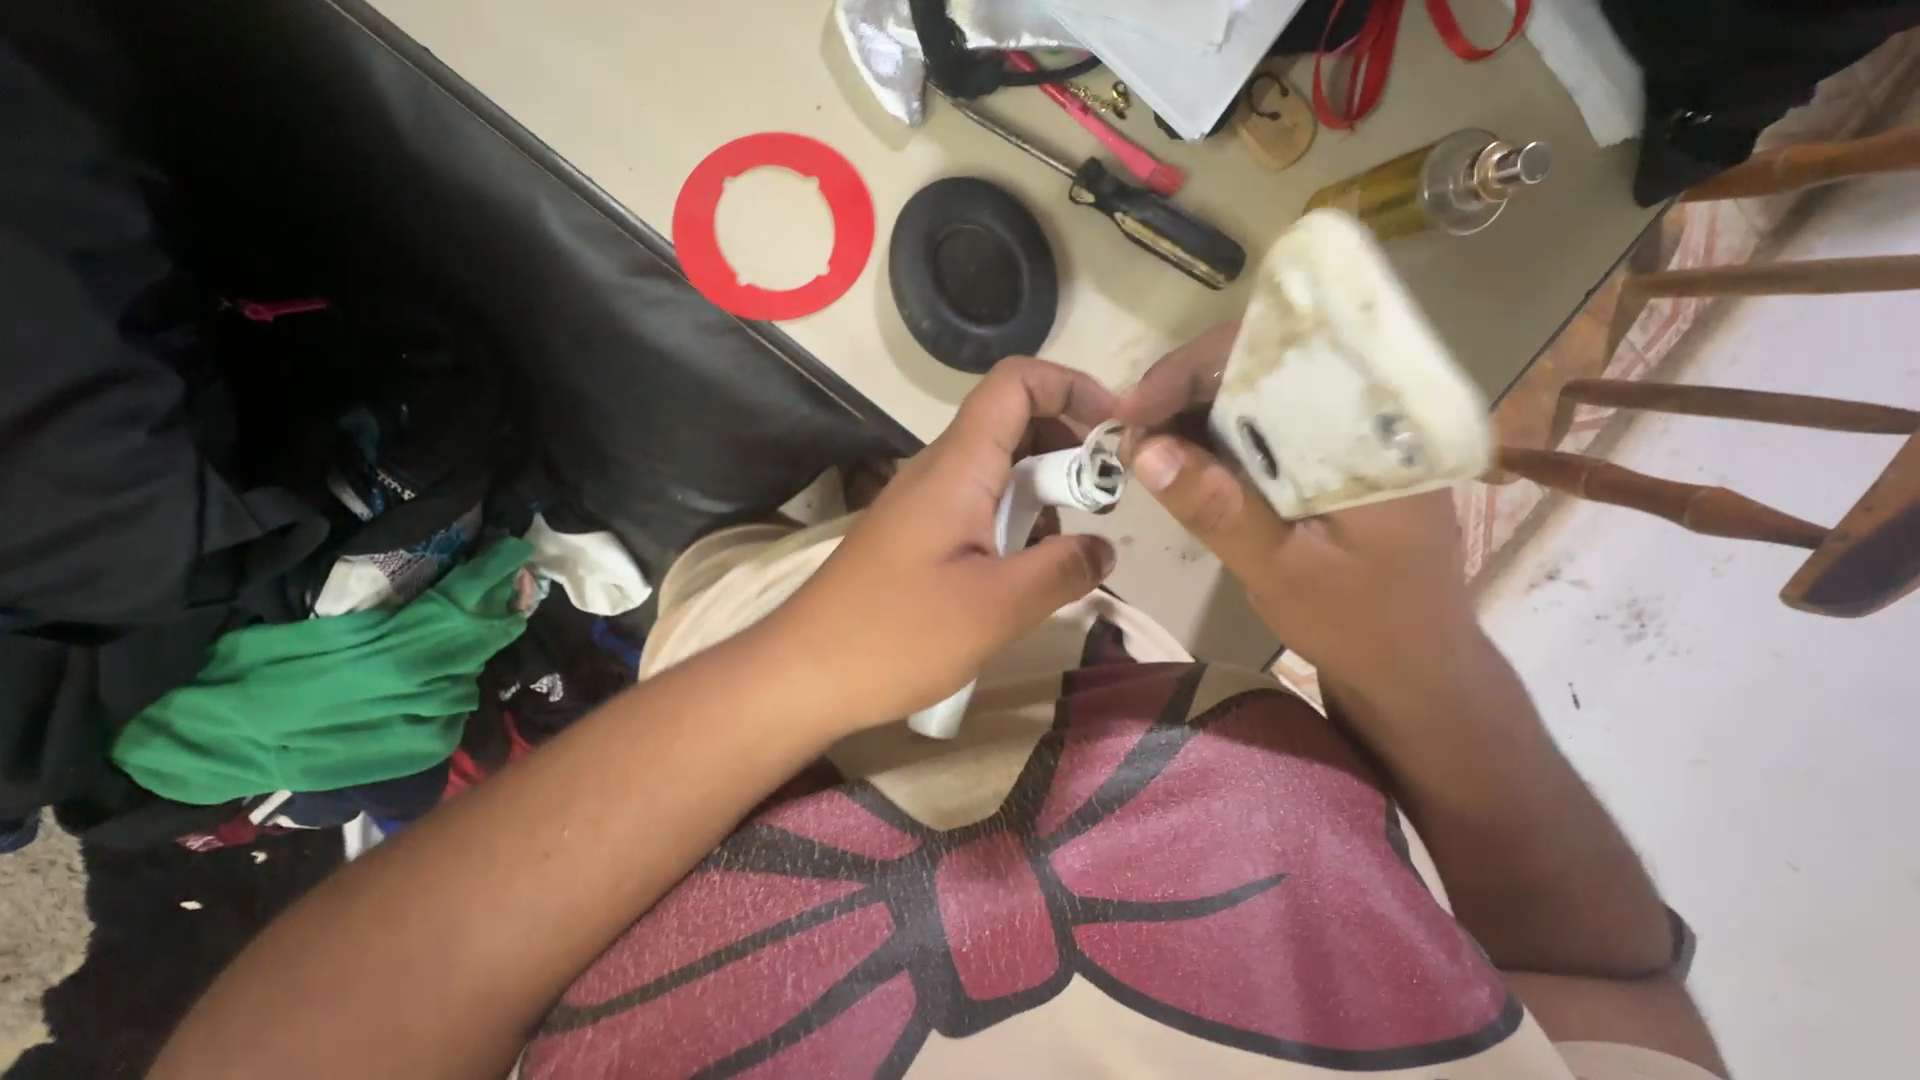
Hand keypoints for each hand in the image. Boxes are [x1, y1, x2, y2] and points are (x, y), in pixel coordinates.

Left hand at [761, 357, 1119, 733]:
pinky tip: (1026, 577)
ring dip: (1044, 496)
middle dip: (1069, 451)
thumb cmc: (896, 634)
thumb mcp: (996, 607)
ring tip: (1069, 551)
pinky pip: (977, 511)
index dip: (1071, 386)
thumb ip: (1061, 570)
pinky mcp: (916, 539)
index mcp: (957, 467)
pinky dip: (1015, 527)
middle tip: (1104, 505)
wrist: (803, 674)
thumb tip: (1105, 548)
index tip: (1116, 429)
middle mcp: (939, 472)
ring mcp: (923, 506)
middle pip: (1013, 424)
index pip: (1015, 383)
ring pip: (998, 473)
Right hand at [1115, 324, 1479, 697]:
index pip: (1278, 357)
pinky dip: (1216, 436)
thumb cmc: (1361, 627)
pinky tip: (1178, 457)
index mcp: (1375, 428)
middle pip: (1265, 365)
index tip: (1132, 409)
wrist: (1416, 668)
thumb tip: (1143, 449)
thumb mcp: (1281, 571)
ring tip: (1141, 442)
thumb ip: (1219, 509)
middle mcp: (1368, 413)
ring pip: (1259, 393)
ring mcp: (1350, 433)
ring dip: (1194, 410)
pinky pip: (1266, 426)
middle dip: (1185, 387)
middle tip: (1126, 429)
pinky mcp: (1331, 457)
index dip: (1193, 369)